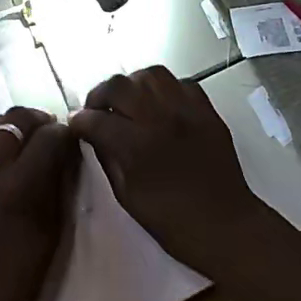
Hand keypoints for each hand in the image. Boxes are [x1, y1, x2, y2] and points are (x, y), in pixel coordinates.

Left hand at [0, 107, 79, 300]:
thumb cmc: (21, 273)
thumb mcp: (52, 226)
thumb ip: (56, 180)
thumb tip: (62, 145)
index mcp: (18, 186)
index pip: (47, 138)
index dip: (60, 132)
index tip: (64, 134)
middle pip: (12, 122)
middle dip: (33, 121)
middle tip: (42, 127)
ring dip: (1, 127)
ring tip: (11, 136)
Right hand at [70, 66, 277, 279]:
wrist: (225, 225)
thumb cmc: (170, 220)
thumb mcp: (125, 194)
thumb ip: (106, 157)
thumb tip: (92, 134)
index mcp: (136, 145)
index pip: (95, 119)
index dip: (79, 122)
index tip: (76, 126)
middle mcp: (160, 118)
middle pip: (118, 85)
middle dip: (99, 95)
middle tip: (97, 111)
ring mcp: (187, 110)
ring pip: (150, 74)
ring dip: (131, 85)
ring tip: (128, 102)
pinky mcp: (207, 111)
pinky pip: (181, 83)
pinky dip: (163, 90)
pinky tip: (159, 106)